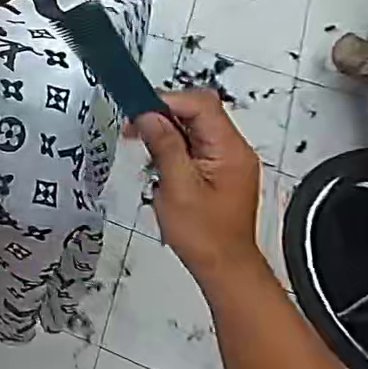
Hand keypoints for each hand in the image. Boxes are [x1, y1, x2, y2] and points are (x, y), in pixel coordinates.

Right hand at [133, 91, 265, 280]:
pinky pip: (194, 146)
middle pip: (197, 112)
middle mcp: (233, 150)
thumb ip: (165, 147)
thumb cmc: (206, 237)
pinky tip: (158, 162)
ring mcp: (227, 160)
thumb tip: (149, 116)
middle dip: (163, 115)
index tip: (138, 109)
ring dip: (166, 132)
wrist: (223, 267)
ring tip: (143, 147)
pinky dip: (173, 148)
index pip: (200, 105)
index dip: (167, 101)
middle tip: (134, 126)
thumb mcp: (178, 188)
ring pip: (194, 128)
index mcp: (229, 150)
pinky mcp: (218, 171)